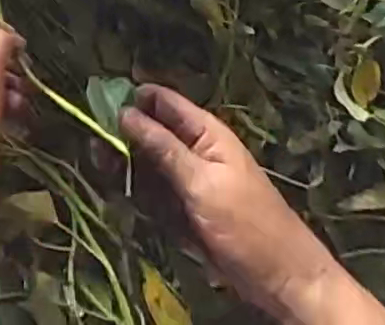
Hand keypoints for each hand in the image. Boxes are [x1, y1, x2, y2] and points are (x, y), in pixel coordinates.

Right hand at [120, 85, 384, 324]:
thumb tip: (123, 111)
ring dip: (123, 163)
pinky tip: (120, 190)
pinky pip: (152, 186)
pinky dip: (135, 187)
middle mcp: (193, 146)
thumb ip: (161, 146)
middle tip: (96, 147)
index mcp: (204, 131)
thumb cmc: (250, 227)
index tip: (96, 104)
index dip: (129, 97)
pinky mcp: (184, 202)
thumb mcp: (201, 183)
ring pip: (144, 157)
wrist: (288, 285)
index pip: (159, 99)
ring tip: (103, 169)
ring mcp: (188, 176)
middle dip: (120, 134)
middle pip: (146, 127)